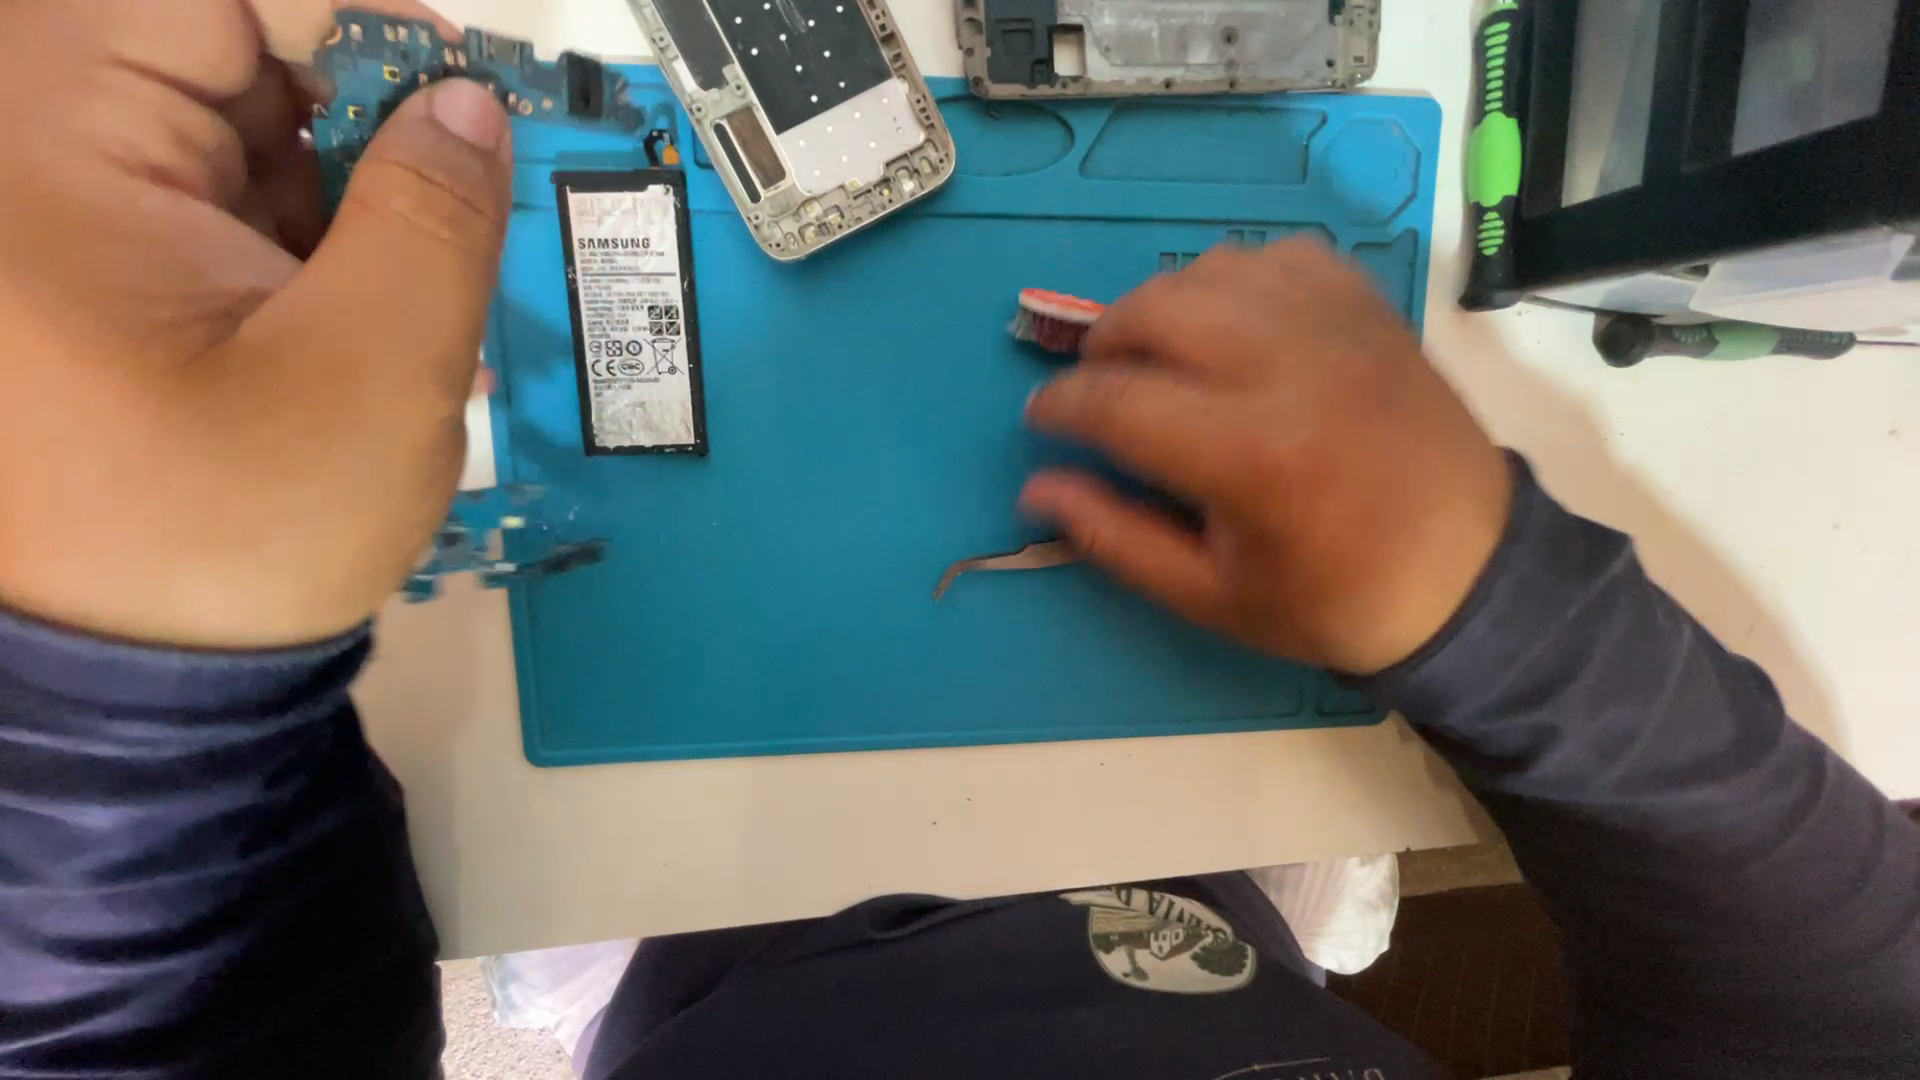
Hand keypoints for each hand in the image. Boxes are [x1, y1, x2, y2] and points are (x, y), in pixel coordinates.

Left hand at [0, 1, 511, 648]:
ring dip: (365, 203)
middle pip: (231, 67)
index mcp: (44, 149)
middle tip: (470, 215)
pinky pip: (243, 213)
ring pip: (251, 145)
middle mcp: (32, 161)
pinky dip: (333, 248)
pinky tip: (384, 324)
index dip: (361, 27)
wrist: (159, 662)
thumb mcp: (379, 367)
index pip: (206, 4)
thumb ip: (434, 221)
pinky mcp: (117, 276)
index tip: (472, 88)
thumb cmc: (258, 514)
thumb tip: (471, 104)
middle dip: (373, 130)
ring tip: (426, 302)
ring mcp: (71, 221)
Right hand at [1022, 240, 1512, 674]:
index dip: (1061, 406)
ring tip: (1154, 354)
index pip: (1118, 401)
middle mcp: (1291, 368)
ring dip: (1161, 306)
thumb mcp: (1206, 595)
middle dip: (1101, 342)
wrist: (1466, 576)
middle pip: (1157, 309)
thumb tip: (1036, 489)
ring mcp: (1338, 327)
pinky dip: (1233, 281)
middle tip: (1093, 383)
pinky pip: (1279, 257)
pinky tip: (1229, 326)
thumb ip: (1113, 537)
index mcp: (1249, 454)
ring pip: (1212, 268)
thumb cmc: (1327, 599)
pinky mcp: (1370, 311)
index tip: (1041, 418)